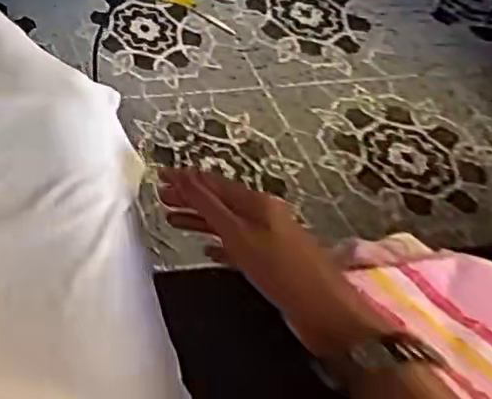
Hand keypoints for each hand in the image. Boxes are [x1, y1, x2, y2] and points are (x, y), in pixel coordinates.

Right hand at [158, 168, 387, 356]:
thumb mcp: (237, 234)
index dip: (184, 177)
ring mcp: (269, 238)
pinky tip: (206, 248)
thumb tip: (183, 175)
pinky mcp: (272, 261)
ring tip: (174, 219)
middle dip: (188, 197)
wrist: (329, 317)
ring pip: (225, 221)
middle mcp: (262, 215)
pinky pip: (237, 244)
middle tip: (162, 196)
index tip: (162, 174)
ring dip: (199, 219)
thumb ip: (207, 204)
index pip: (211, 182)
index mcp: (255, 202)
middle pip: (218, 200)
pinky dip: (218, 242)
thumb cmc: (283, 271)